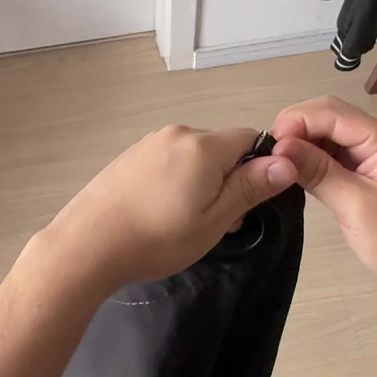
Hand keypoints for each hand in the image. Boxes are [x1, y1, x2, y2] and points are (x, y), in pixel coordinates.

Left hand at [40, 125, 296, 290]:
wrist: (89, 243)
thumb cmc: (159, 237)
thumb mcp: (214, 220)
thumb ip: (250, 187)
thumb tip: (287, 162)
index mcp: (203, 145)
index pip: (249, 137)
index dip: (258, 167)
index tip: (248, 202)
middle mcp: (178, 133)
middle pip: (221, 146)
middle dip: (229, 177)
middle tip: (219, 222)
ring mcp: (150, 142)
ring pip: (195, 154)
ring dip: (203, 180)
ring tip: (188, 222)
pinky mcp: (131, 155)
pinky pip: (169, 159)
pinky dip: (177, 179)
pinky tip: (162, 211)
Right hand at [272, 97, 376, 300]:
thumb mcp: (354, 205)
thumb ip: (317, 170)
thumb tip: (278, 146)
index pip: (332, 113)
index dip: (296, 121)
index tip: (268, 144)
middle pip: (332, 116)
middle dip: (298, 128)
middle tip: (270, 152)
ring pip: (333, 132)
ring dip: (305, 142)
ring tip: (280, 161)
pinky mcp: (376, 169)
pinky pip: (341, 151)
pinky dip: (318, 157)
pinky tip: (300, 169)